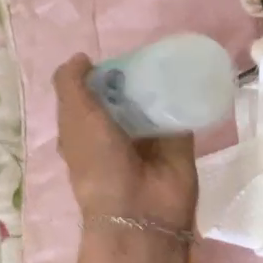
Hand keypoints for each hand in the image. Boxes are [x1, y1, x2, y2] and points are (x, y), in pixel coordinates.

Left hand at [52, 55, 198, 231]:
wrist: (141, 209)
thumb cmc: (99, 164)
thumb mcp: (75, 120)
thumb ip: (71, 85)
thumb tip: (82, 57)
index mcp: (86, 131)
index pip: (93, 95)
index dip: (100, 75)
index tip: (110, 58)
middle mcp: (118, 133)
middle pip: (126, 95)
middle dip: (133, 75)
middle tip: (144, 53)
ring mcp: (150, 137)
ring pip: (155, 101)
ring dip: (161, 82)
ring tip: (168, 56)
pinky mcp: (179, 141)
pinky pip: (183, 112)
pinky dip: (186, 96)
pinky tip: (190, 74)